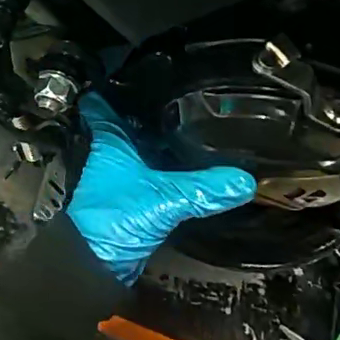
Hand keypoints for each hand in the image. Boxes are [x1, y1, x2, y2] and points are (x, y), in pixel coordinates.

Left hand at [65, 93, 256, 283]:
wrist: (95, 266)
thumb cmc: (115, 218)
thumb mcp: (165, 197)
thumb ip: (204, 187)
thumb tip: (245, 179)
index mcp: (110, 143)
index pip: (101, 105)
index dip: (109, 87)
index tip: (125, 73)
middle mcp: (110, 157)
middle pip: (123, 124)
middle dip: (141, 109)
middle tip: (169, 91)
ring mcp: (118, 180)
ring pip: (135, 149)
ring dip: (152, 138)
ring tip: (182, 121)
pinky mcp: (129, 201)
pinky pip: (147, 174)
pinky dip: (160, 167)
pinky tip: (181, 164)